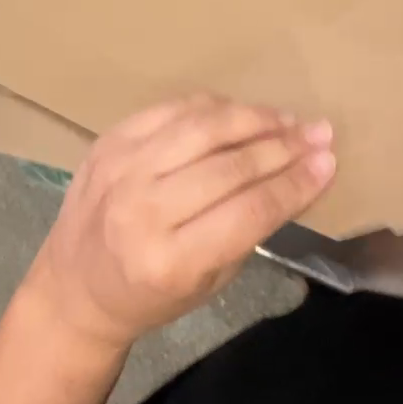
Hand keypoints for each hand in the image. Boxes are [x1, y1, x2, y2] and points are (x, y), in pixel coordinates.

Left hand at [21, 95, 334, 350]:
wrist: (74, 289)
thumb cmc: (150, 297)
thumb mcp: (209, 282)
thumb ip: (250, 229)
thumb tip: (298, 172)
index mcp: (169, 261)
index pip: (249, 210)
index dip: (295, 184)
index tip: (329, 163)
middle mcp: (142, 210)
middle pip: (230, 166)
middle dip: (285, 147)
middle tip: (320, 134)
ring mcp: (121, 170)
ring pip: (203, 128)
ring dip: (254, 119)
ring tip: (287, 119)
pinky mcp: (109, 142)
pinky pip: (173, 110)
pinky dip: (214, 107)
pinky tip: (242, 112)